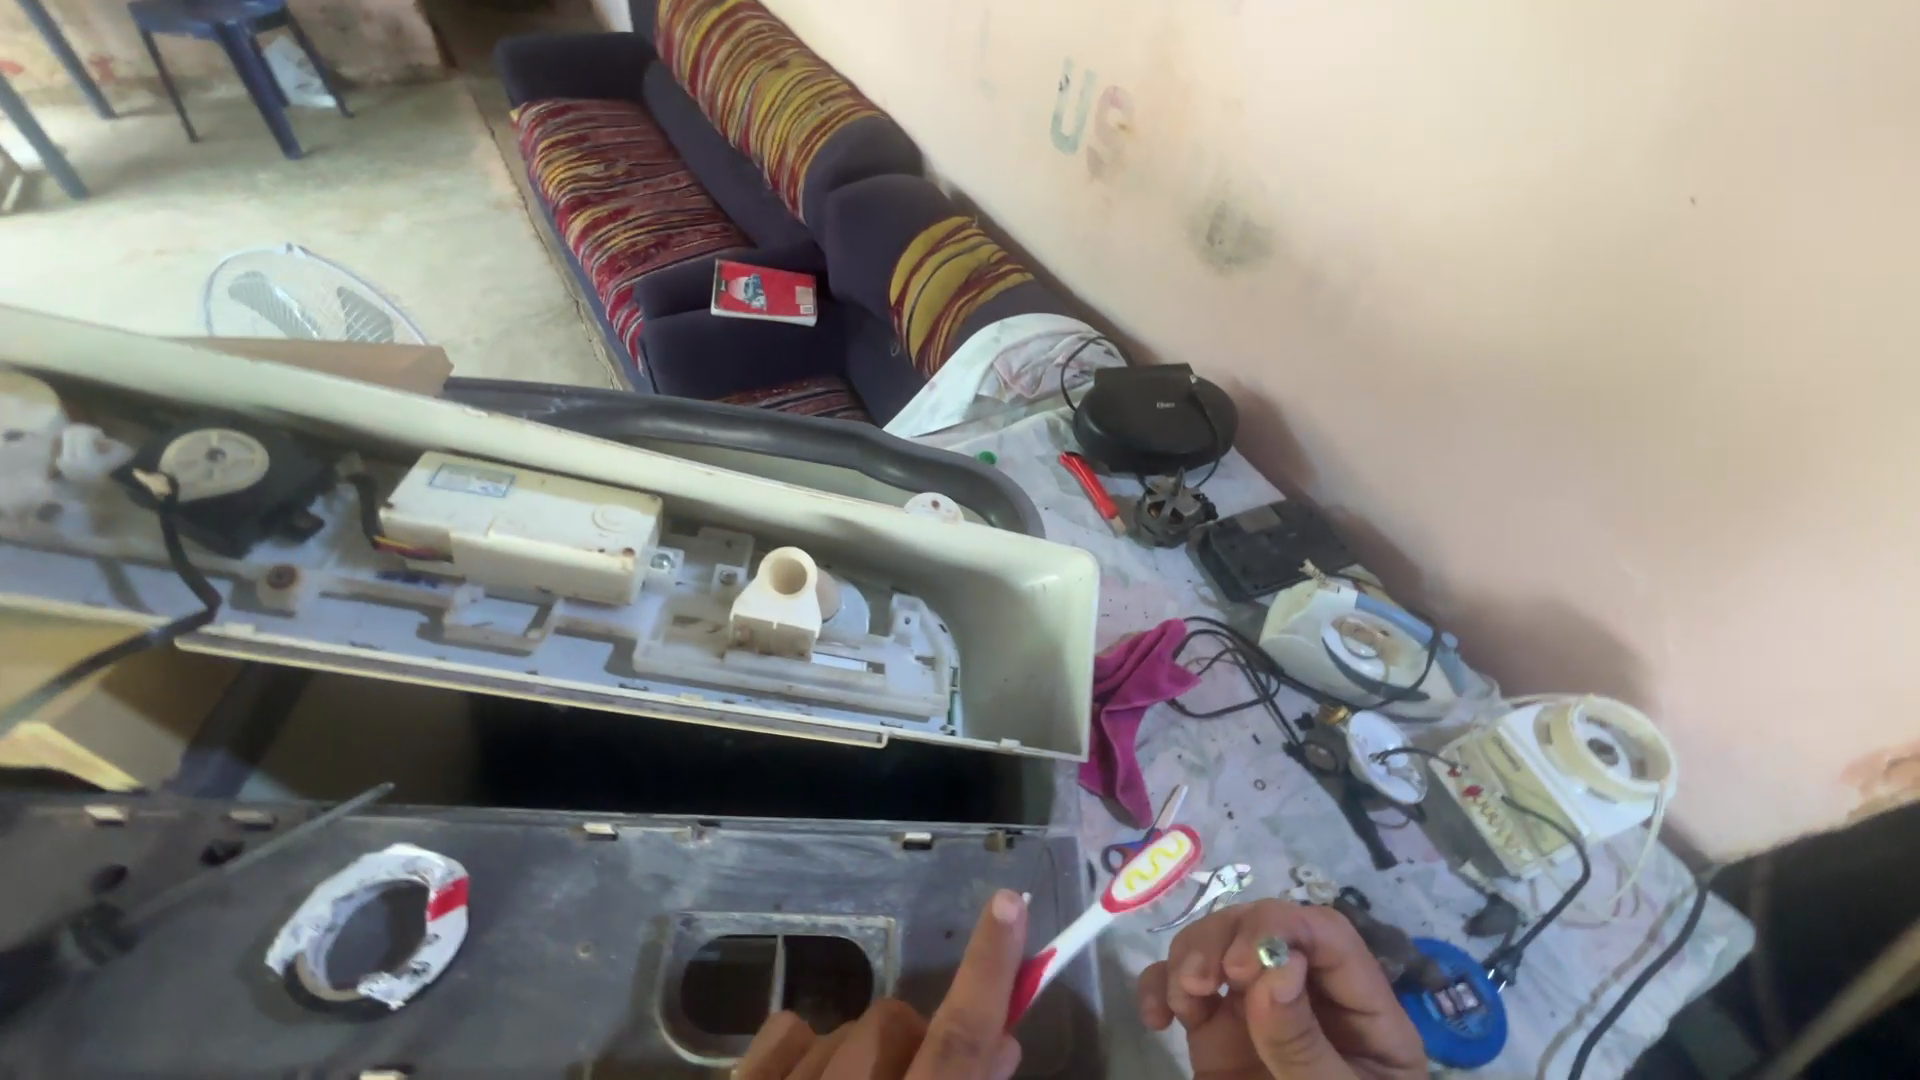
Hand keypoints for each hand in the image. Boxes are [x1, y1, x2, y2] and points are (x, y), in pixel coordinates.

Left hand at [735, 889, 1027, 1079]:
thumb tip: (1004, 1037)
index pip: (960, 1040)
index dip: (988, 969)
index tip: (1008, 902)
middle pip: (895, 1021)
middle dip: (914, 1040)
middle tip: (918, 1076)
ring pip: (844, 1025)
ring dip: (861, 1054)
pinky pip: (786, 1029)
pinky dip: (804, 1048)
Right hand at [1137, 899, 1425, 1079]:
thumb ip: (1306, 1044)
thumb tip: (1276, 967)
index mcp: (1361, 1011)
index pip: (1326, 933)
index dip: (1283, 928)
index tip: (1241, 967)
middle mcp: (1306, 996)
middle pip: (1262, 926)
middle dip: (1224, 939)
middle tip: (1203, 981)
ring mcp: (1255, 1010)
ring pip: (1216, 941)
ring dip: (1188, 958)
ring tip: (1182, 1004)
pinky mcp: (1212, 1029)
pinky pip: (1179, 982)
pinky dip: (1157, 985)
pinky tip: (1155, 1017)